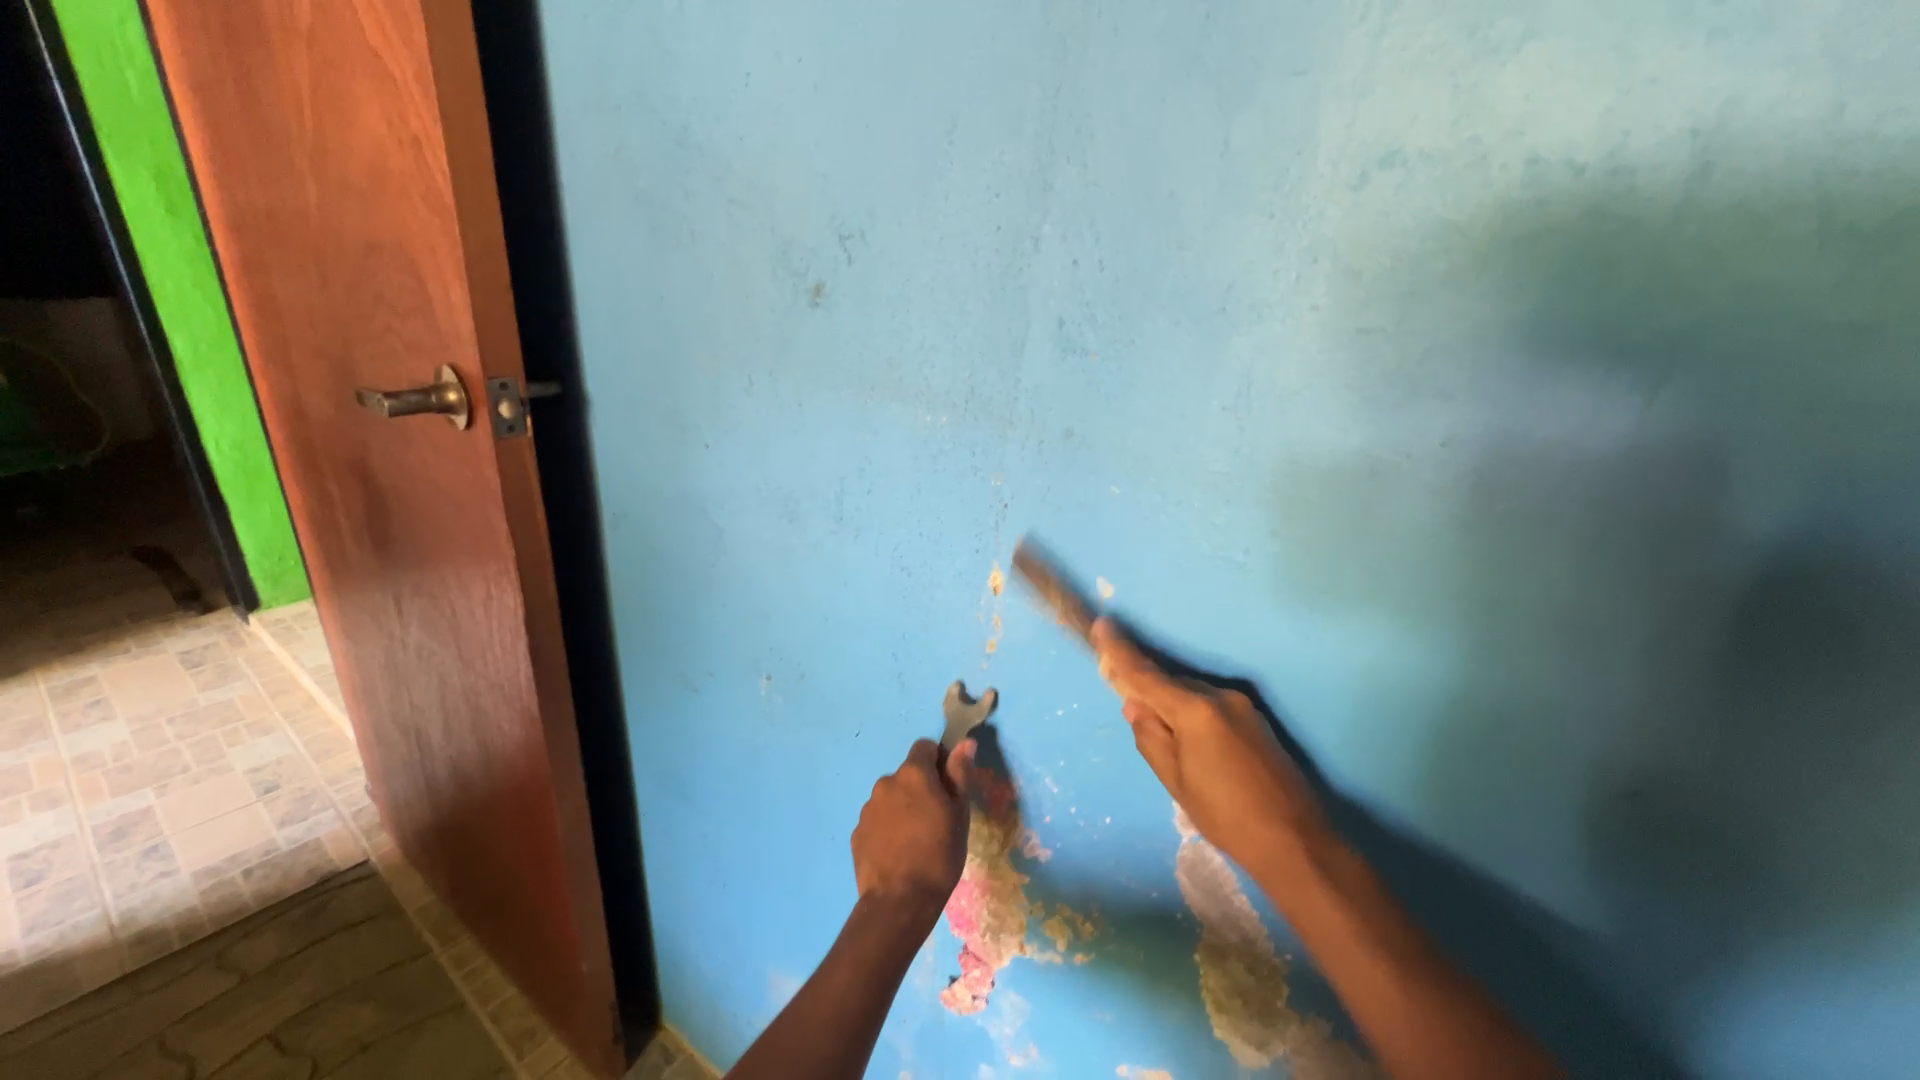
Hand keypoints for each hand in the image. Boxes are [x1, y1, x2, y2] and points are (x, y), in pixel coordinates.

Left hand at [852, 739, 975, 913]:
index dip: (939, 760)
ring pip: (891, 798)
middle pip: (907, 775)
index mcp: (912, 774)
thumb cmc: (939, 854)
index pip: (924, 747)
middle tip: (937, 819)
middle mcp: (885, 783)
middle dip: (921, 788)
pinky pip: (877, 821)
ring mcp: (867, 809)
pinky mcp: (857, 833)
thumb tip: (966, 742)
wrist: (899, 901)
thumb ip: (960, 774)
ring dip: (903, 809)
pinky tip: (899, 854)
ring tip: (917, 841)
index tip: (949, 785)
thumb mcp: (959, 814)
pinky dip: (888, 829)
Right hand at [1092, 618, 1326, 869]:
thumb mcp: (1176, 781)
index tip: (1102, 624)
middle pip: (1170, 684)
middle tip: (1132, 713)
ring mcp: (1243, 707)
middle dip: (1148, 690)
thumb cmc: (1226, 815)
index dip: (1120, 651)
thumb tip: (1135, 707)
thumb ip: (1150, 738)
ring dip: (1173, 706)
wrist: (1296, 840)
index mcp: (1195, 710)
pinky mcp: (1256, 721)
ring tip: (1168, 743)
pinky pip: (1212, 706)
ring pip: (1192, 695)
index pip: (1146, 675)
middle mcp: (1220, 697)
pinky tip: (1193, 744)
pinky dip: (1193, 715)